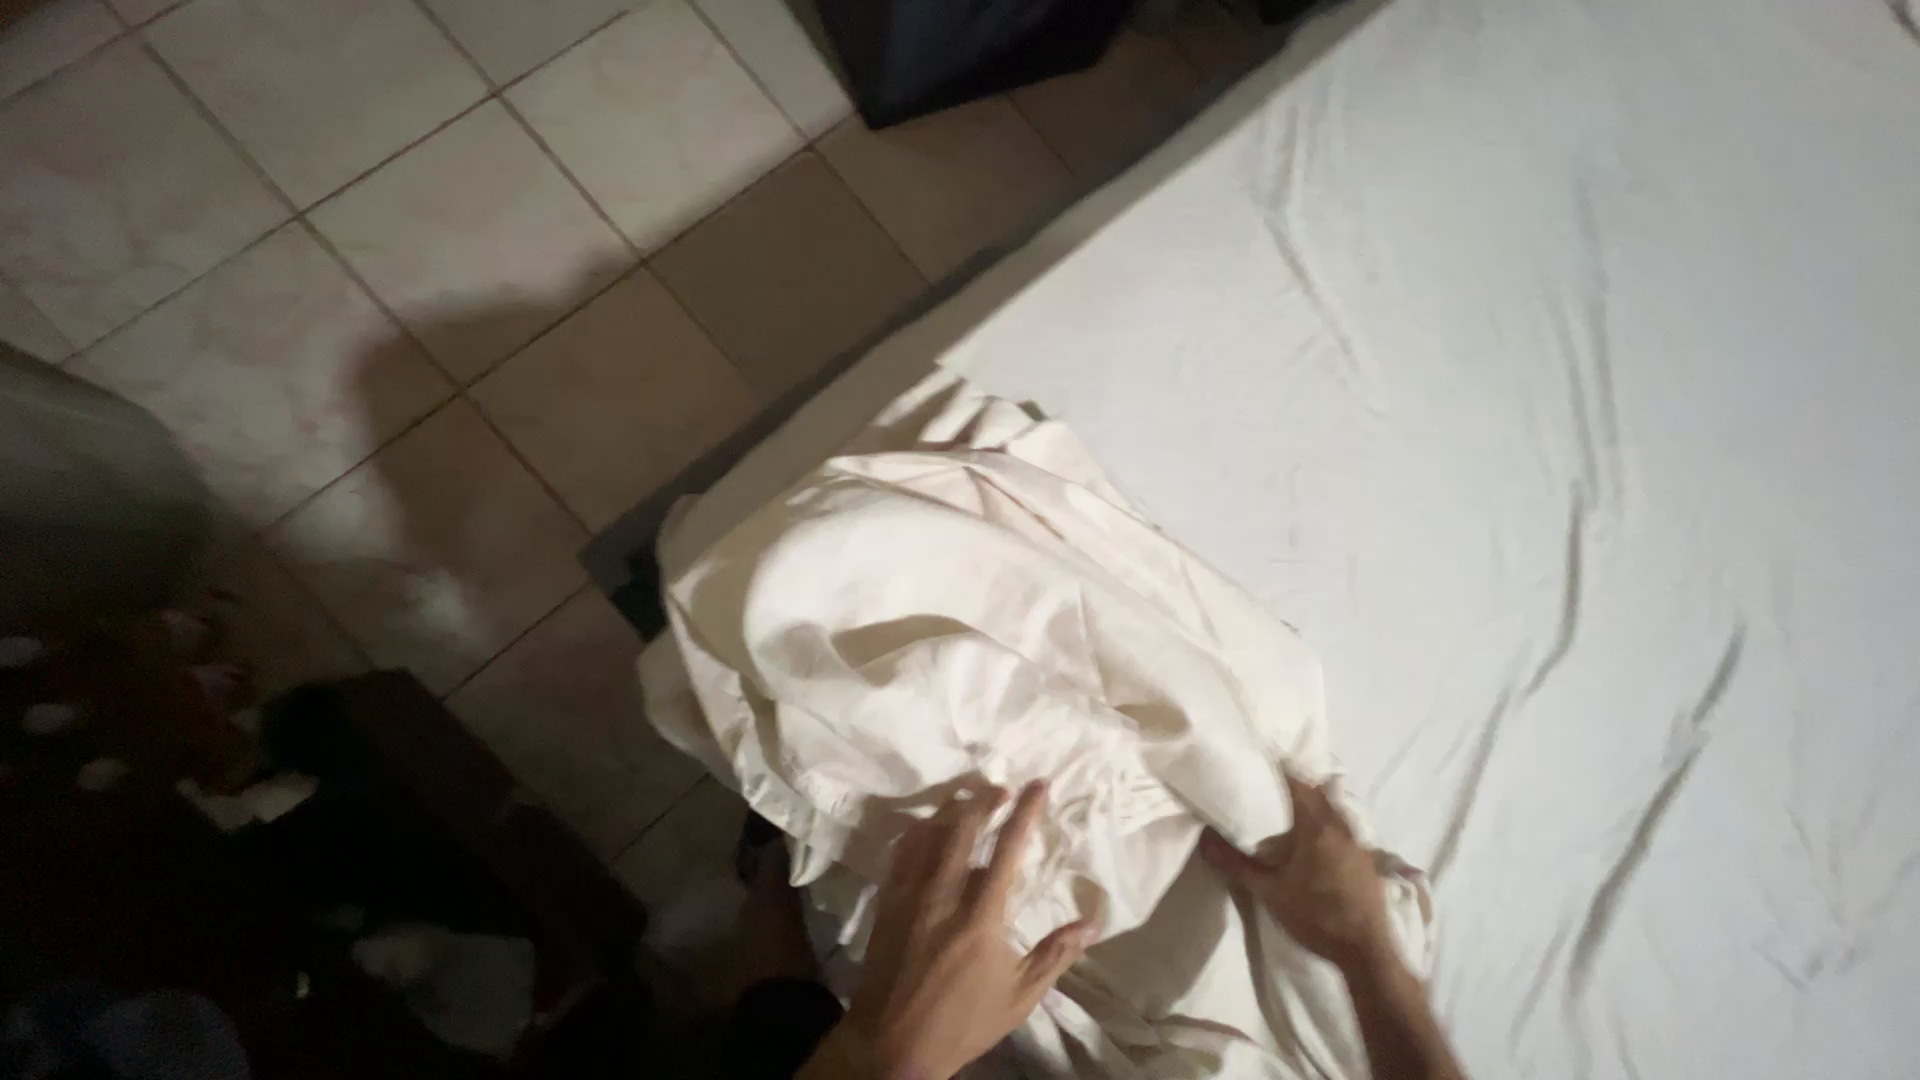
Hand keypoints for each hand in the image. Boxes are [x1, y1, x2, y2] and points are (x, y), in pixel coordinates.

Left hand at [845, 781, 1092, 1079]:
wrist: (892, 1045)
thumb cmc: (962, 1022)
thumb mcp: (1019, 998)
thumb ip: (1055, 955)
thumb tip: (1092, 923)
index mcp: (981, 919)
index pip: (1007, 851)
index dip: (1025, 813)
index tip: (1039, 786)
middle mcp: (943, 896)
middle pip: (964, 827)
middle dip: (986, 798)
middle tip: (1002, 788)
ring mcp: (910, 895)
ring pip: (930, 832)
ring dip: (954, 808)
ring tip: (971, 798)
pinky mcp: (886, 900)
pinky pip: (903, 850)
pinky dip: (920, 829)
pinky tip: (931, 824)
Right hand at [1199, 773, 1396, 973]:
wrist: (1367, 954)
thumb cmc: (1315, 916)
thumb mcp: (1268, 892)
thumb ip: (1236, 864)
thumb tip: (1205, 841)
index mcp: (1317, 827)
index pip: (1299, 785)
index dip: (1280, 772)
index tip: (1260, 766)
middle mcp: (1342, 828)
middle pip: (1319, 794)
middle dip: (1297, 786)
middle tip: (1271, 786)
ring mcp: (1360, 845)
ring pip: (1335, 811)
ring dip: (1316, 805)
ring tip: (1292, 809)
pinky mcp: (1369, 862)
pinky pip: (1346, 829)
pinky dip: (1330, 824)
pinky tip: (1318, 840)